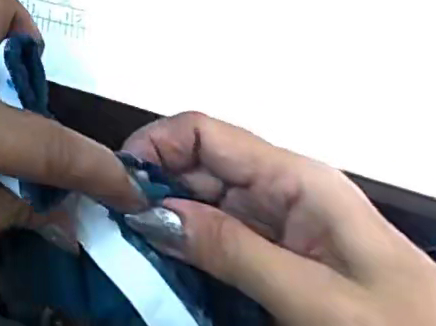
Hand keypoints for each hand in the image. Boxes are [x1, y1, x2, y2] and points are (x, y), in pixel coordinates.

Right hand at [124, 112, 435, 325]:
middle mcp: (284, 188)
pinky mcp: (289, 257)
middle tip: (115, 230)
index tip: (115, 185)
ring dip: (170, 222)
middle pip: (197, 165)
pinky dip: (195, 250)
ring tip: (135, 255)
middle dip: (154, 188)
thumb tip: (147, 211)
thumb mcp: (320, 303)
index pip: (202, 132)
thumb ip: (233, 251)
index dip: (153, 145)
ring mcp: (286, 224)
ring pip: (205, 203)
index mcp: (295, 178)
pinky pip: (226, 238)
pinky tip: (174, 273)